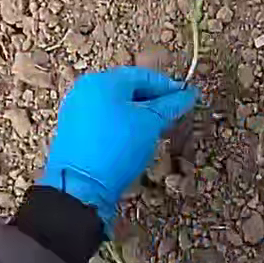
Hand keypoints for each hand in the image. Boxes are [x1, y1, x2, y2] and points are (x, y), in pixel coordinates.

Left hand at [37, 67, 197, 234]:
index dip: (169, 87)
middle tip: (174, 114)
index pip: (144, 76)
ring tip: (158, 128)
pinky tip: (136, 138)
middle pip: (129, 89)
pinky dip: (123, 124)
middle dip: (154, 101)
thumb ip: (171, 105)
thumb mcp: (151, 123)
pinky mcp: (74, 130)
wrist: (81, 186)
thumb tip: (189, 94)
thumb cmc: (118, 147)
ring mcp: (77, 110)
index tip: (187, 97)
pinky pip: (105, 119)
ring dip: (140, 114)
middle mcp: (87, 89)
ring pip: (117, 105)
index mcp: (104, 81)